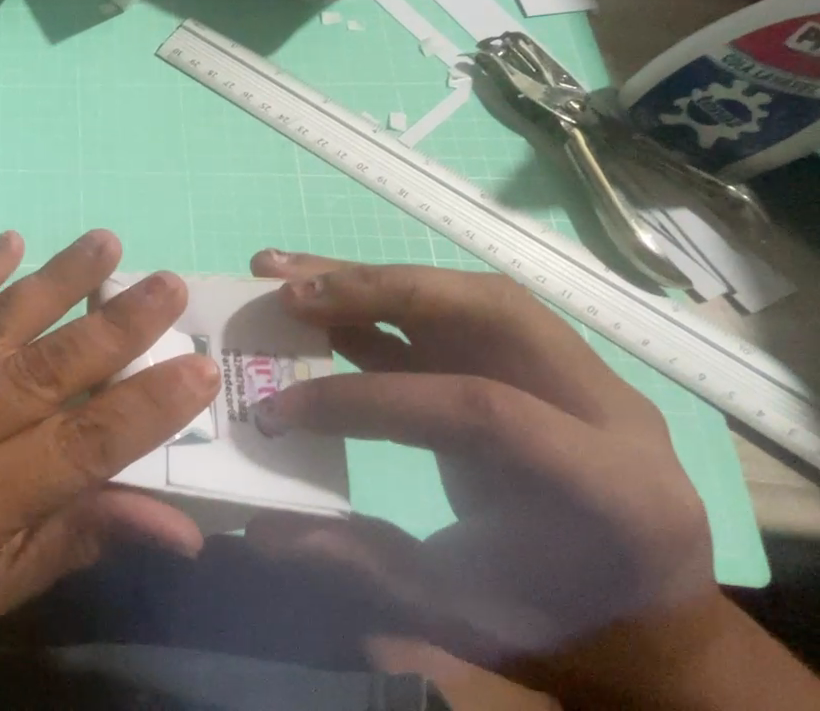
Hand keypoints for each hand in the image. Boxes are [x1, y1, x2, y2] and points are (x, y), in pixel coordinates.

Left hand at [0, 231, 219, 703]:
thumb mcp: (5, 586)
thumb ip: (86, 536)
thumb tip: (186, 525)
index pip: (78, 445)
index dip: (145, 407)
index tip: (199, 366)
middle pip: (38, 371)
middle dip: (112, 326)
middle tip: (167, 285)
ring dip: (52, 281)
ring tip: (104, 242)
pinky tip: (9, 241)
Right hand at [243, 250, 715, 666]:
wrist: (630, 614)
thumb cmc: (548, 618)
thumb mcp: (457, 611)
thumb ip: (361, 562)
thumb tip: (258, 528)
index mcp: (610, 486)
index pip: (485, 409)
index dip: (370, 400)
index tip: (279, 411)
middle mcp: (606, 410)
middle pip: (495, 311)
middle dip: (379, 291)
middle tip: (283, 293)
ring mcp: (573, 376)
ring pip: (468, 296)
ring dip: (368, 278)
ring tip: (278, 271)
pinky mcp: (530, 363)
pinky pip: (450, 314)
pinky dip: (376, 300)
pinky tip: (313, 301)